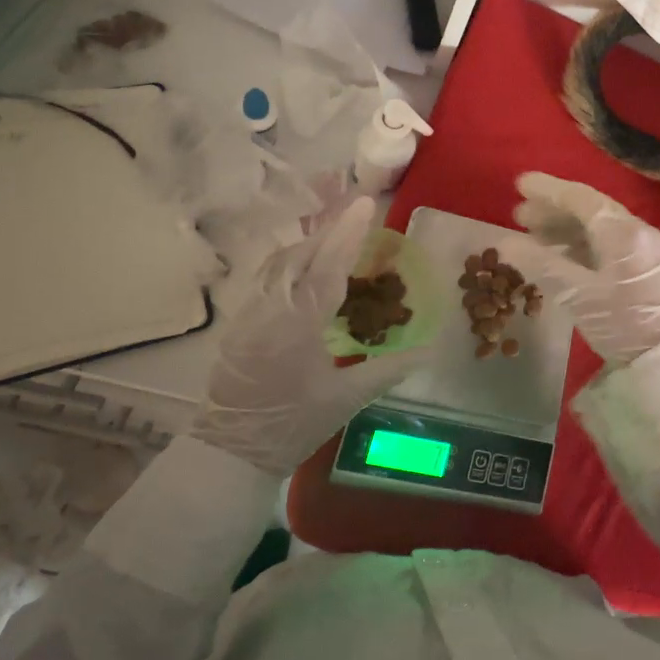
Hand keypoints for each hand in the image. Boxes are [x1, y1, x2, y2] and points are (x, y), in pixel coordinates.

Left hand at [192, 197, 432, 475]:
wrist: (231, 454)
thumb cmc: (293, 425)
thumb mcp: (347, 398)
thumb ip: (389, 368)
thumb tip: (429, 350)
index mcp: (298, 324)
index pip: (328, 267)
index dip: (349, 234)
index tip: (365, 204)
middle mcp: (270, 310)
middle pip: (300, 256)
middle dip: (329, 233)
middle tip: (357, 217)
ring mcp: (248, 315)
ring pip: (278, 264)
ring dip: (307, 245)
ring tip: (335, 238)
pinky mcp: (238, 324)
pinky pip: (265, 279)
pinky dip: (289, 263)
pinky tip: (304, 268)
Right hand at [502, 173, 659, 365]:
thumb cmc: (620, 323)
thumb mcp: (576, 294)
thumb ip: (540, 263)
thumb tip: (505, 242)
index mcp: (624, 232)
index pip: (582, 198)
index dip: (549, 190)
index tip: (520, 184)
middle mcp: (637, 231)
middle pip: (589, 209)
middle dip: (553, 209)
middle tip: (519, 215)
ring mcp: (641, 247)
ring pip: (596, 226)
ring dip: (563, 226)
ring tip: (530, 233)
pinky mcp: (640, 264)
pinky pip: (604, 241)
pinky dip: (578, 242)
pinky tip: (554, 252)